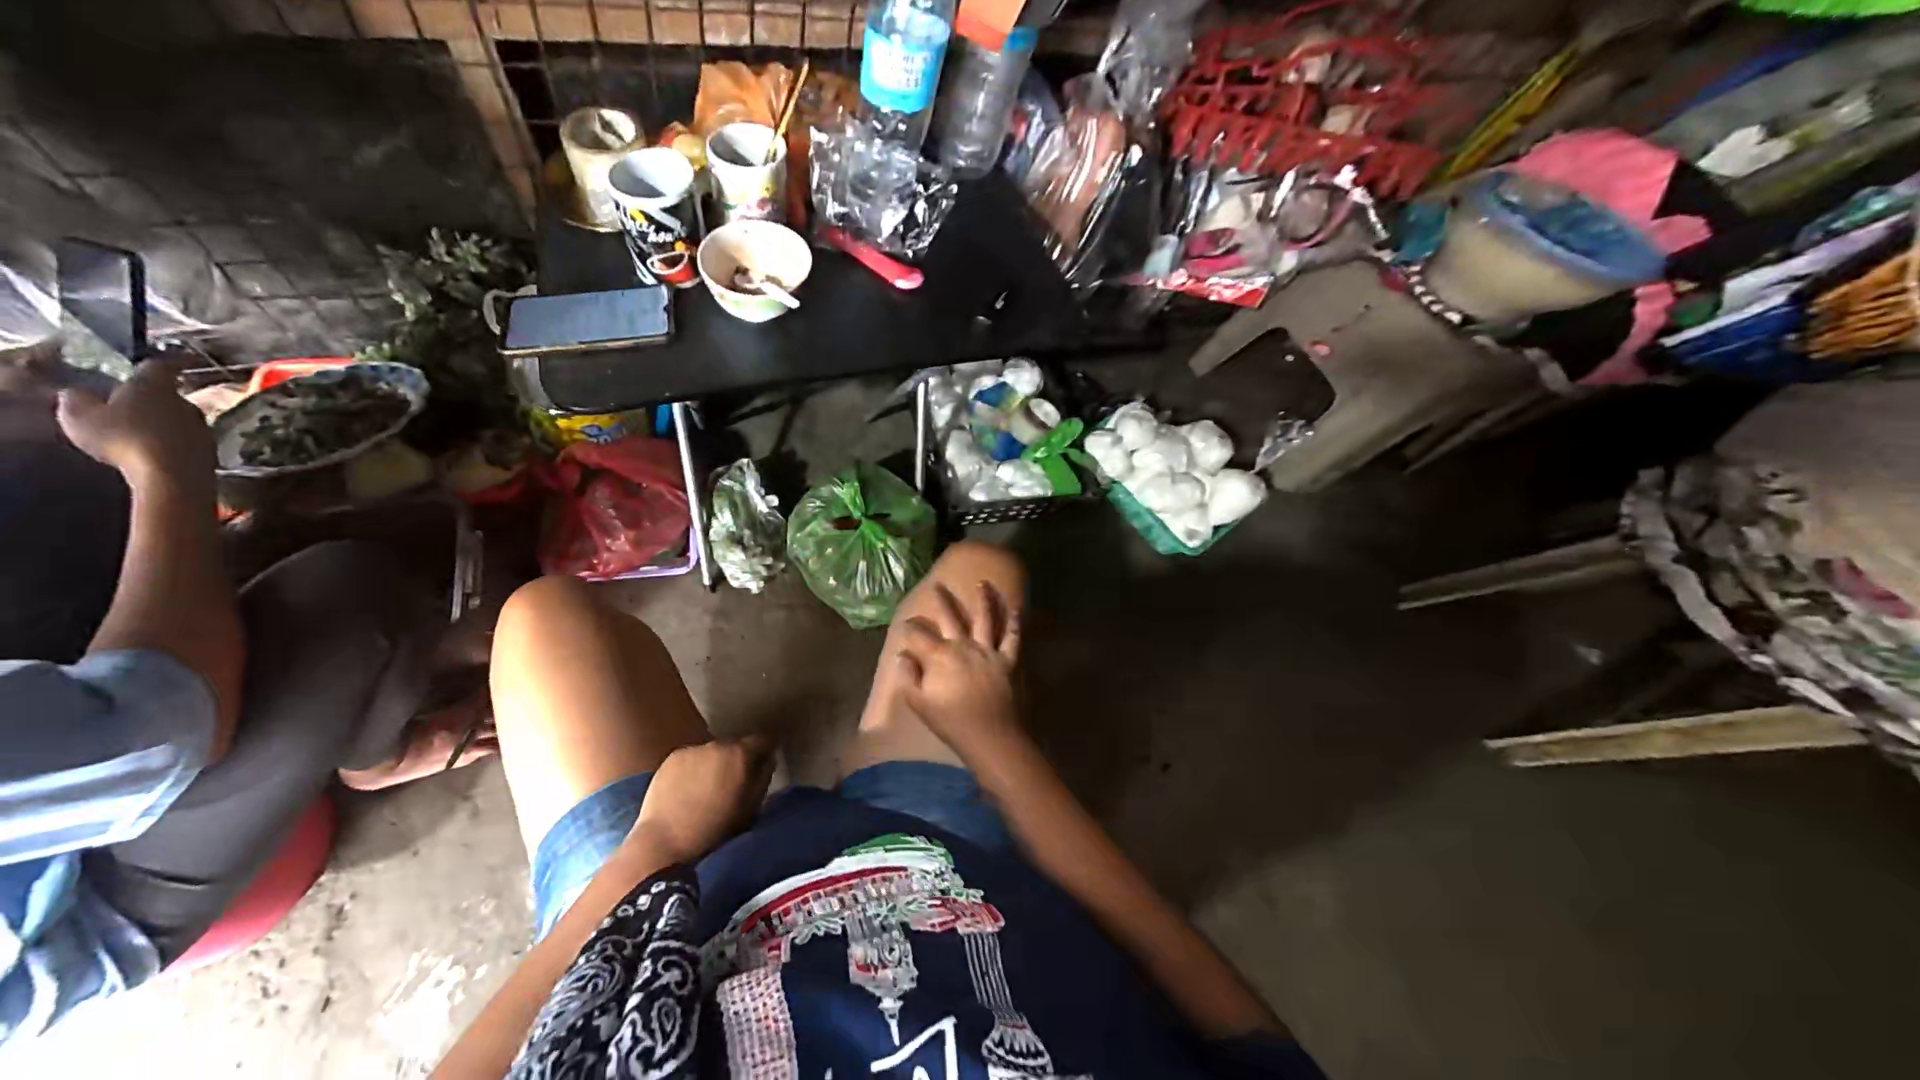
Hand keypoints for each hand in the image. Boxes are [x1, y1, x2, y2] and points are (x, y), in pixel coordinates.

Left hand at [56, 356, 212, 486]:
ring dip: (172, 416)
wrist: (178, 475)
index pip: (94, 381)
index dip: (123, 375)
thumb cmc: (154, 430)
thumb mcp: (152, 389)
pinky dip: (180, 435)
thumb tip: (164, 361)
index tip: (157, 375)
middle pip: (124, 401)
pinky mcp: (147, 463)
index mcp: (73, 409)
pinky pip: (164, 439)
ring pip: (149, 420)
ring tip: (192, 419)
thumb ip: (154, 369)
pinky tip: (194, 437)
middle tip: (177, 398)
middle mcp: (87, 429)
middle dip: (154, 398)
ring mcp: (117, 449)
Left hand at [630, 736, 775, 863]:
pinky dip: (694, 768)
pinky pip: (692, 758)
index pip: (763, 739)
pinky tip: (688, 789)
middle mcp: (718, 744)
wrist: (665, 841)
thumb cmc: (715, 828)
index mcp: (741, 754)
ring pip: (712, 751)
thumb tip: (768, 760)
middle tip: (733, 782)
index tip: (764, 763)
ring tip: (708, 787)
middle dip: (738, 759)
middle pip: (736, 744)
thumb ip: (764, 777)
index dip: (766, 750)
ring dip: (715, 763)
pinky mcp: (672, 758)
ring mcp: (692, 749)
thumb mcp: (751, 807)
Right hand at [896, 582, 1025, 765]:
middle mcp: (964, 645)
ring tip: (983, 582)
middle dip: (942, 600)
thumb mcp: (920, 704)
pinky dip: (1015, 622)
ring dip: (983, 598)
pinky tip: (1017, 608)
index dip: (910, 626)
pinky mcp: (1008, 660)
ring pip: (985, 618)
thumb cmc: (952, 723)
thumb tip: (901, 655)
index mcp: (940, 656)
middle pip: (951, 616)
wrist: (990, 736)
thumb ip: (908, 677)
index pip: (919, 634)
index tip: (906, 623)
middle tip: (937, 585)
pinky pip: (1013, 637)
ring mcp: (988, 650)